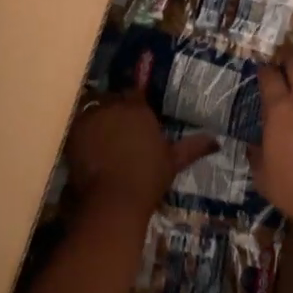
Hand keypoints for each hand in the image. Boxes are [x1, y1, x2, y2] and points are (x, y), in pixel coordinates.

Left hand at [66, 96, 217, 212]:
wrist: (114, 200)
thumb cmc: (147, 179)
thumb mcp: (172, 162)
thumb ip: (193, 147)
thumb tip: (217, 141)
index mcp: (139, 108)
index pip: (135, 92)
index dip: (133, 100)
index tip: (132, 109)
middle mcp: (115, 105)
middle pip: (112, 98)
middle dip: (114, 109)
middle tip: (116, 128)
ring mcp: (93, 117)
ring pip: (92, 108)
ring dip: (96, 118)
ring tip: (98, 137)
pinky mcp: (75, 131)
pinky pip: (77, 124)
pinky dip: (81, 132)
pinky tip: (84, 146)